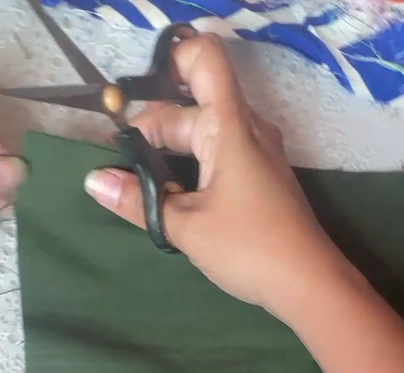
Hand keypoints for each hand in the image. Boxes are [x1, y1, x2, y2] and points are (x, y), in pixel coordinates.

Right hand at [81, 35, 356, 316]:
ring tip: (140, 188)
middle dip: (152, 131)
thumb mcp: (187, 227)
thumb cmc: (249, 248)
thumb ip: (139, 202)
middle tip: (120, 168)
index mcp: (230, 125)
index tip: (137, 100)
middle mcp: (247, 130)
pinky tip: (174, 201)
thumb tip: (94, 181)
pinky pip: (219, 157)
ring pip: (203, 136)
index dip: (169, 64)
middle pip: (190, 108)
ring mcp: (257, 155)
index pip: (203, 59)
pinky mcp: (261, 180)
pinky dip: (192, 169)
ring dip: (170, 154)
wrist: (309, 283)